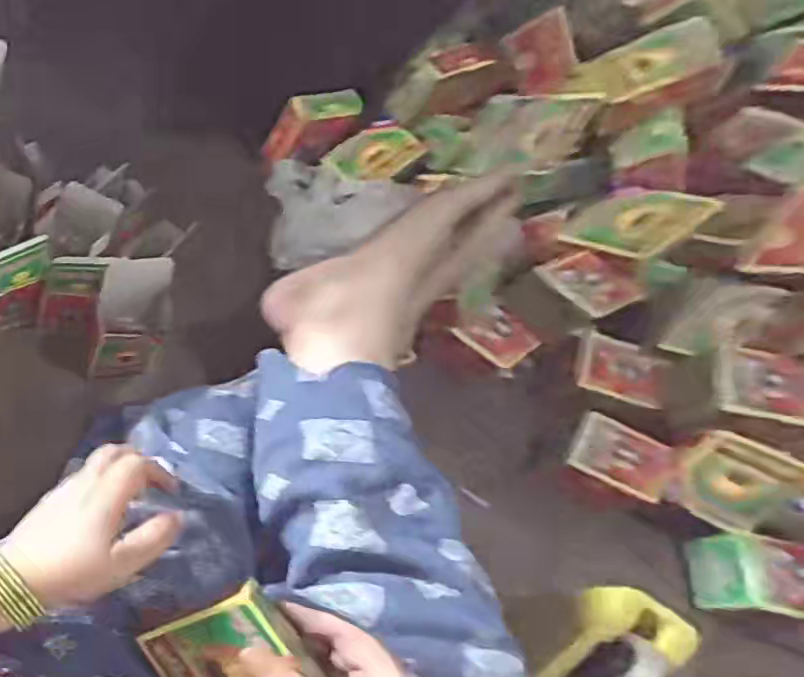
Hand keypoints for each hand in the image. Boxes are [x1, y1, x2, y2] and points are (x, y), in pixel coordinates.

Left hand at [1, 445, 181, 609]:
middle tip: (152, 485)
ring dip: (117, 470)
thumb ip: (152, 538)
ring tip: (129, 497)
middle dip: (138, 461)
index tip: (170, 492)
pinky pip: (80, 477)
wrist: (16, 575)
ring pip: (94, 463)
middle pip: (113, 452)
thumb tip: (176, 517)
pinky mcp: (48, 501)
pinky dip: (99, 482)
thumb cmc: (72, 572)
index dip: (158, 471)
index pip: (135, 462)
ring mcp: (62, 490)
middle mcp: (82, 484)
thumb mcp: (120, 564)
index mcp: (104, 495)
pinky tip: (100, 509)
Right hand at [260, 173, 520, 373]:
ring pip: (455, 271)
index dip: (476, 190)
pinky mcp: (403, 336)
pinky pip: (429, 296)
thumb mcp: (289, 295)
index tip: (505, 174)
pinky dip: (438, 282)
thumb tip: (289, 299)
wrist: (335, 376)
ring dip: (474, 252)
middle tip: (515, 200)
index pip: (448, 210)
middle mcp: (420, 274)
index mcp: (403, 248)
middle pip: (469, 241)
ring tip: (489, 236)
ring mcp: (415, 309)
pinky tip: (428, 284)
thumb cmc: (321, 317)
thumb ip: (295, 288)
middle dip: (491, 219)